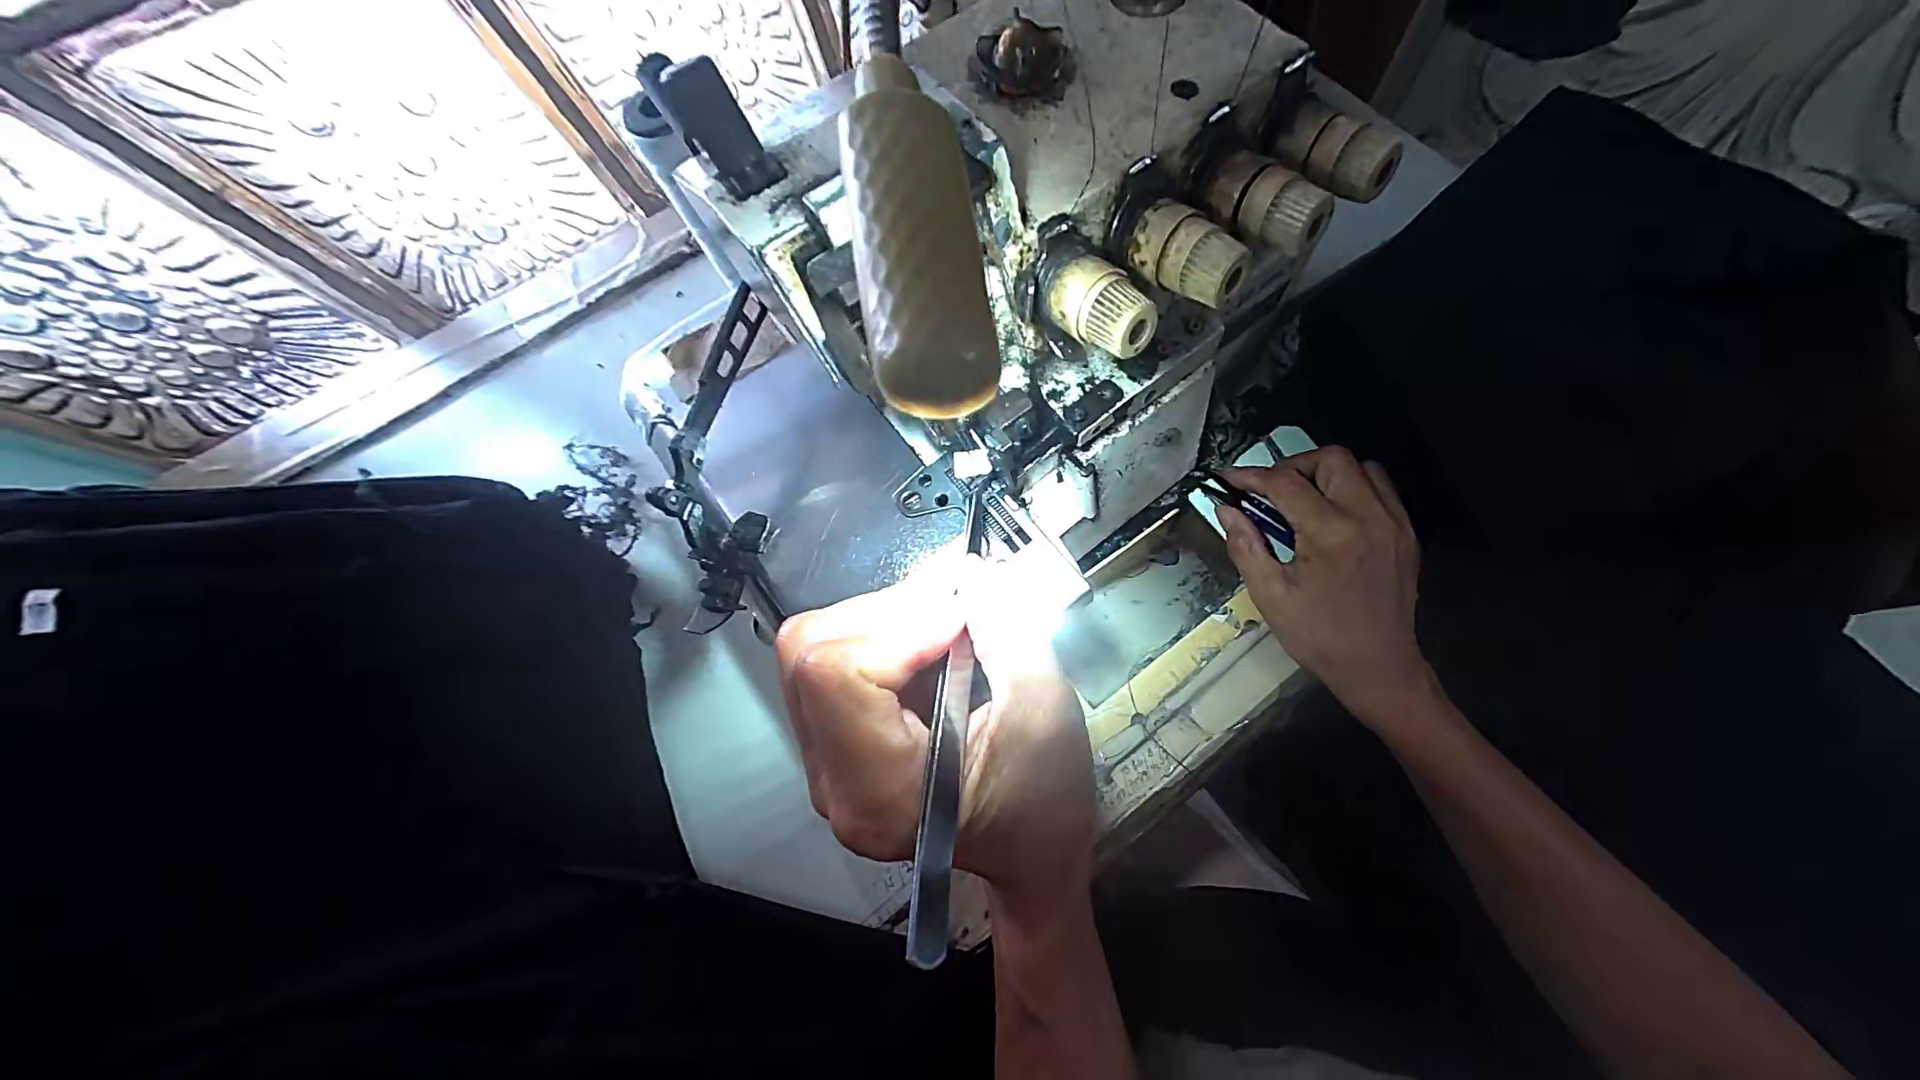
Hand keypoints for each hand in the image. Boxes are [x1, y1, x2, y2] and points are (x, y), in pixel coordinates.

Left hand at [775, 557, 1094, 907]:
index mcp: (877, 790)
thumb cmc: (1040, 804)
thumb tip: (969, 576)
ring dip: (885, 617)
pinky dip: (882, 631)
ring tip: (946, 627)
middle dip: (891, 612)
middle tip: (957, 615)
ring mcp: (827, 755)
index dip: (897, 628)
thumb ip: (1006, 633)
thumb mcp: (1042, 711)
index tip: (959, 624)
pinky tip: (928, 641)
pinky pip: (834, 654)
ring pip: (817, 643)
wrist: (1028, 846)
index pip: (835, 671)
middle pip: (816, 648)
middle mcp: (833, 777)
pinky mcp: (836, 734)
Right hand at [1218, 448, 1434, 723]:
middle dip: (1291, 466)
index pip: (1285, 483)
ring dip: (1324, 473)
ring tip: (1300, 498)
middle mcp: (1368, 518)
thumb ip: (1245, 545)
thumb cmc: (1317, 636)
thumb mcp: (1268, 595)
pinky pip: (1381, 488)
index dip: (1251, 476)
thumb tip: (1226, 509)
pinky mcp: (1406, 533)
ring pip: (1361, 466)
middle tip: (1268, 490)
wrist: (1378, 667)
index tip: (1230, 479)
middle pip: (1330, 459)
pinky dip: (1352, 486)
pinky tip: (1330, 512)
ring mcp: (1394, 523)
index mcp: (1331, 535)